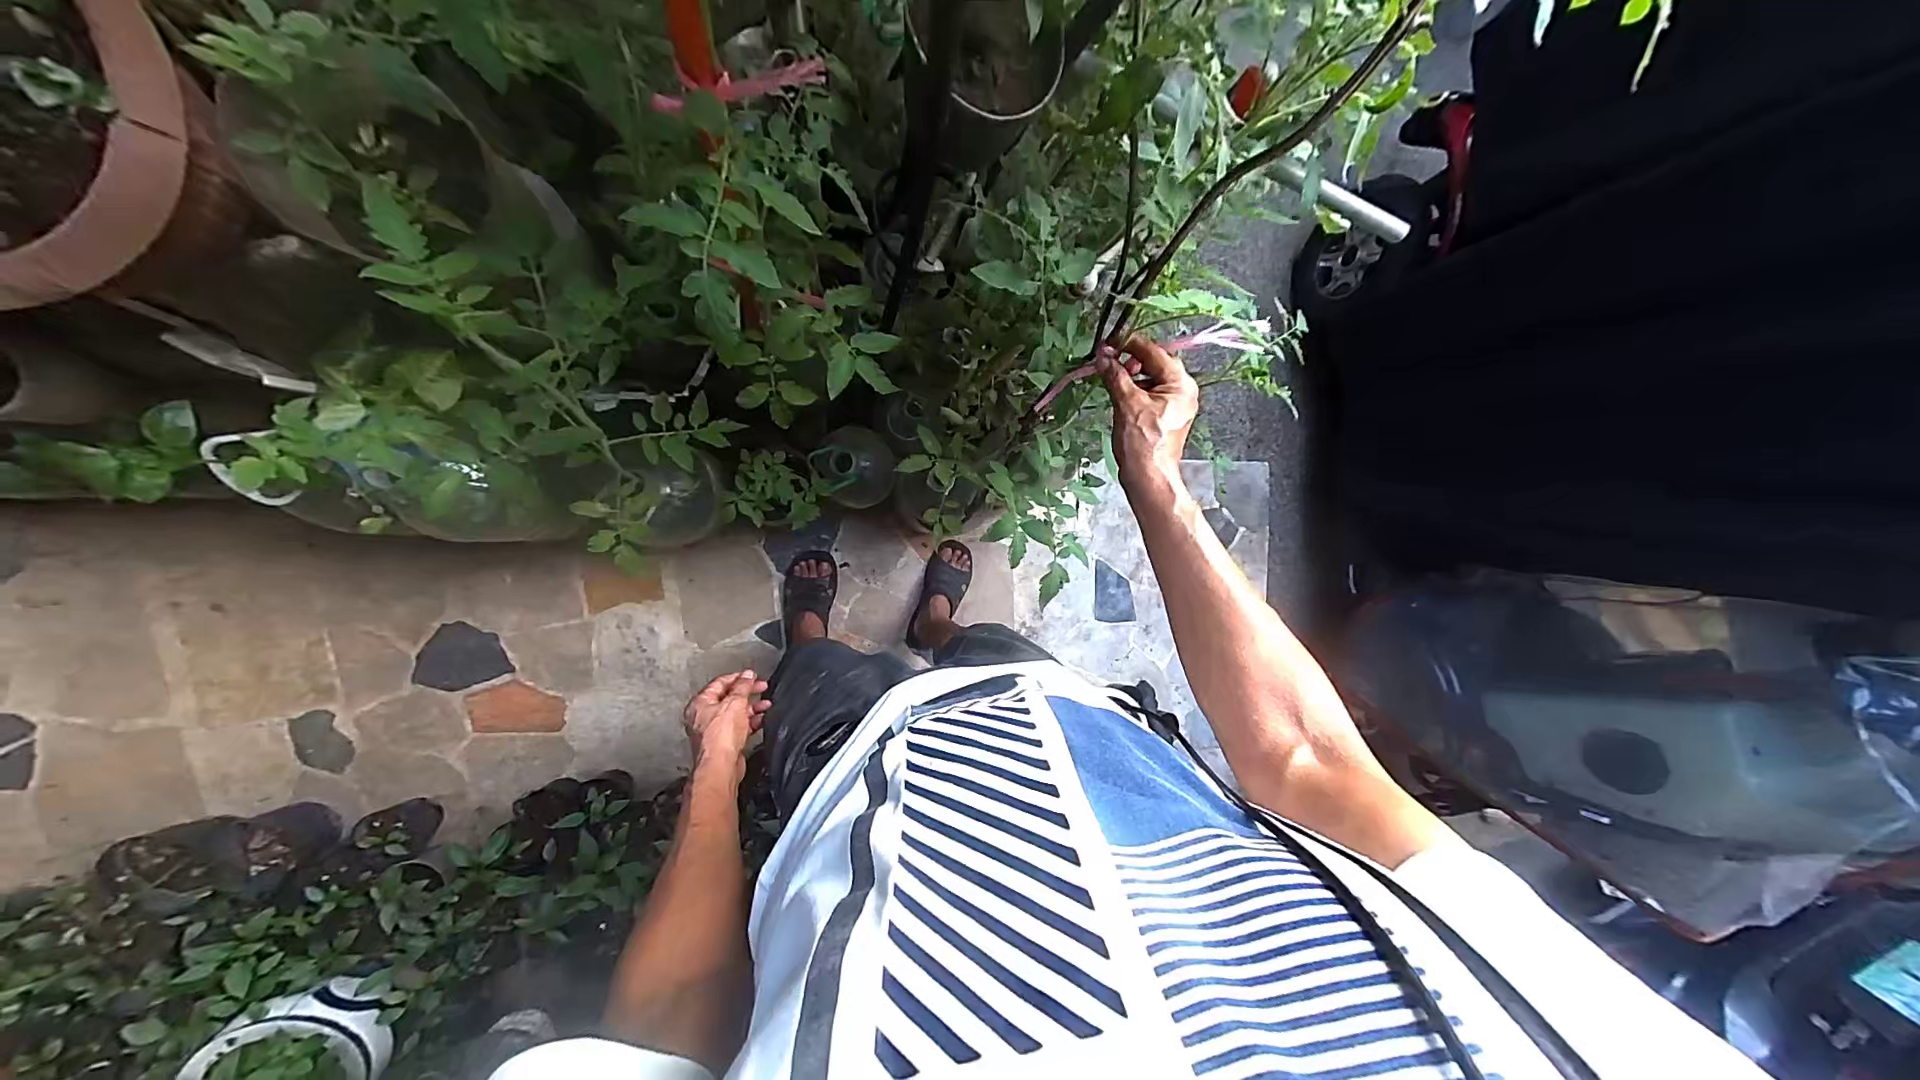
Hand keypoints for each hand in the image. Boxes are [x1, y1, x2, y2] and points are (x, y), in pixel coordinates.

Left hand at [682, 670, 770, 777]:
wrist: (721, 765)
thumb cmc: (719, 737)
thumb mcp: (735, 703)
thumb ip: (743, 687)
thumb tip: (747, 676)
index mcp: (700, 704)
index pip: (720, 683)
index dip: (738, 678)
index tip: (752, 676)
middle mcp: (703, 717)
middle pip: (728, 698)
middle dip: (747, 693)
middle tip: (761, 687)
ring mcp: (713, 731)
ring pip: (734, 713)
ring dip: (751, 707)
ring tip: (765, 704)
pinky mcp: (723, 743)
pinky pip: (738, 727)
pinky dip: (750, 722)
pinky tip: (760, 719)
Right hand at [1097, 335, 1198, 495]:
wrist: (1148, 478)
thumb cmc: (1142, 445)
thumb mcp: (1126, 404)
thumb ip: (1115, 375)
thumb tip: (1103, 355)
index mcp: (1181, 384)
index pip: (1154, 352)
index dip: (1129, 344)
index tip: (1108, 342)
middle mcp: (1184, 391)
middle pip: (1155, 363)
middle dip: (1131, 360)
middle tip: (1109, 361)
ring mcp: (1177, 404)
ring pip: (1152, 378)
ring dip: (1131, 375)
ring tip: (1112, 378)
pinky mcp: (1166, 416)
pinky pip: (1151, 393)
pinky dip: (1135, 389)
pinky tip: (1120, 393)